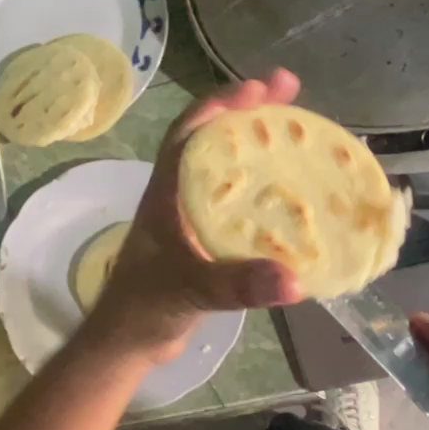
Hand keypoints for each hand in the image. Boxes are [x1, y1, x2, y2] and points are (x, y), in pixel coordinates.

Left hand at [83, 70, 305, 355]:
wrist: (128, 341)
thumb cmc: (144, 305)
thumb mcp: (190, 289)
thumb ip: (236, 284)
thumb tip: (294, 279)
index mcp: (165, 192)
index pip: (189, 132)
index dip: (221, 104)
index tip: (262, 88)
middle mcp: (179, 195)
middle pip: (213, 139)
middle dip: (248, 113)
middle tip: (292, 91)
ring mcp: (192, 216)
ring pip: (228, 169)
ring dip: (258, 147)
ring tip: (301, 131)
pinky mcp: (206, 240)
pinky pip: (239, 201)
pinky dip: (264, 188)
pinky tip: (295, 192)